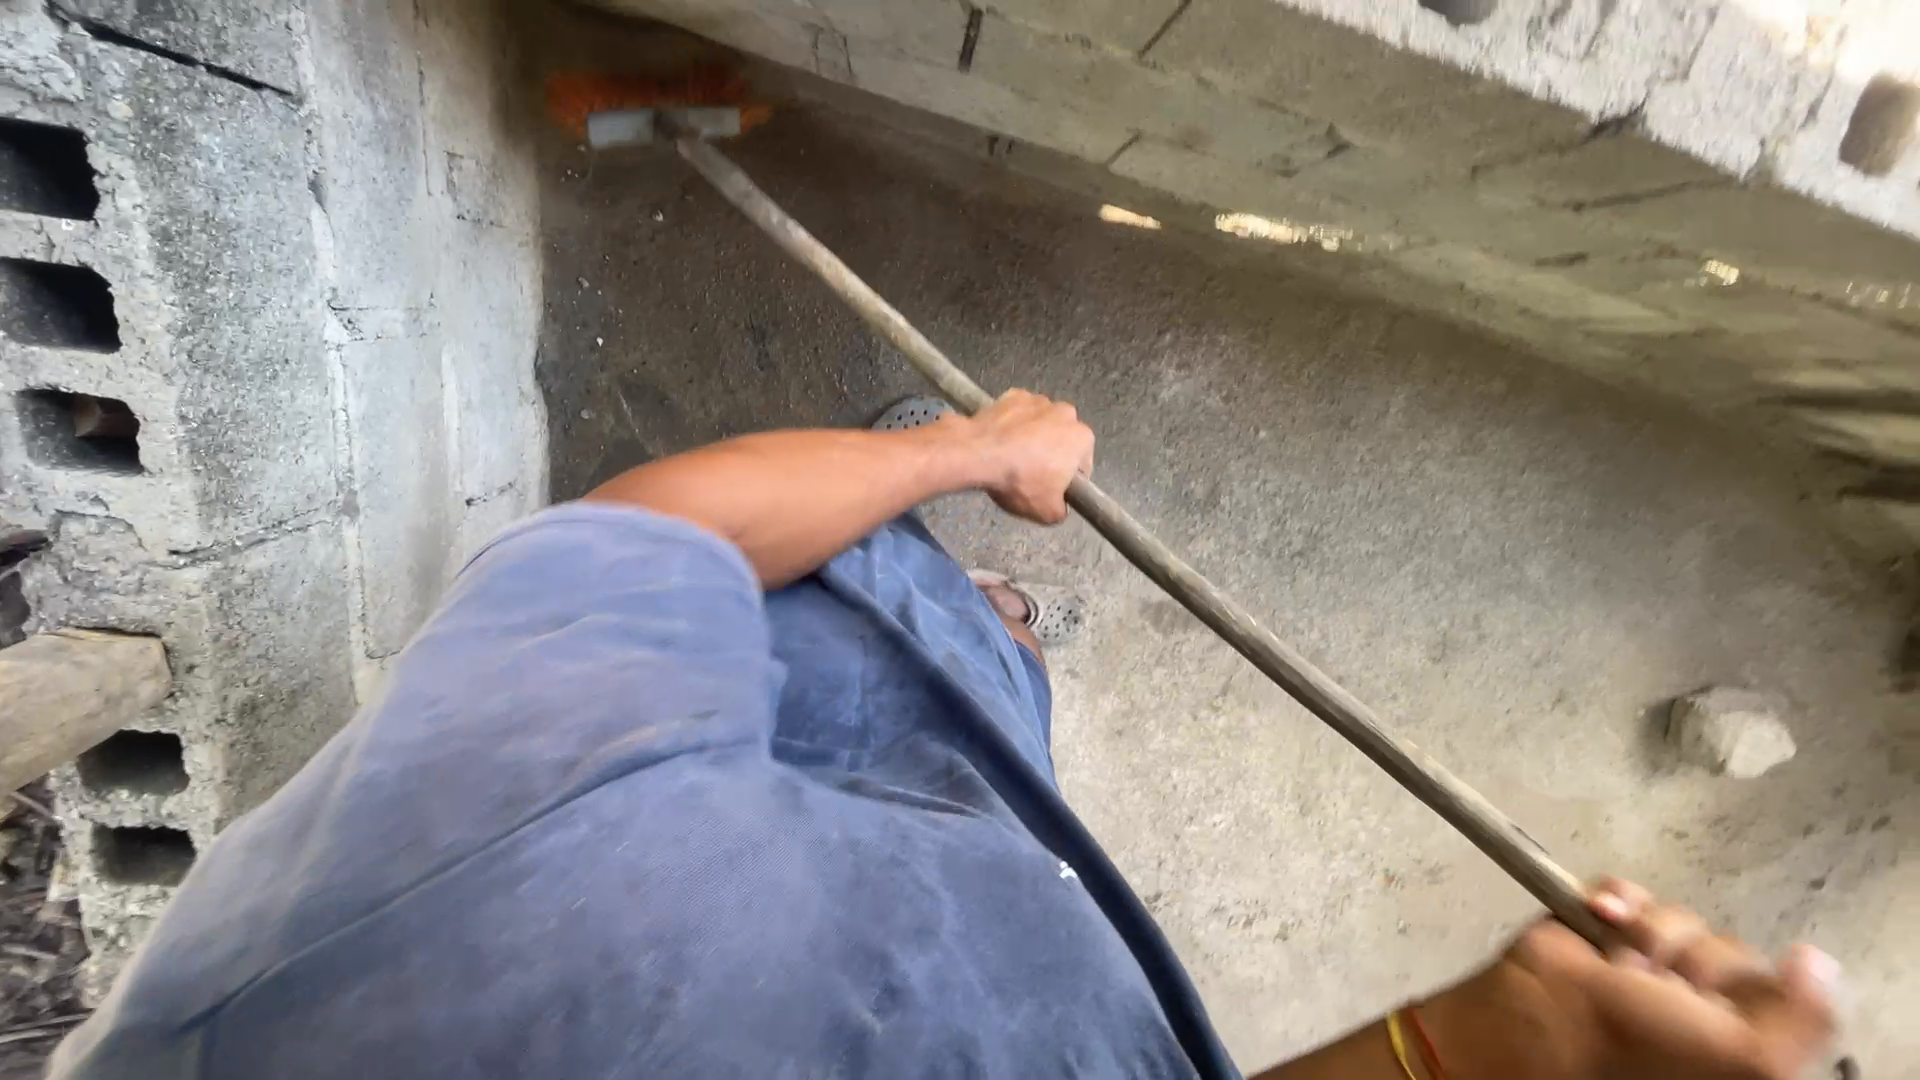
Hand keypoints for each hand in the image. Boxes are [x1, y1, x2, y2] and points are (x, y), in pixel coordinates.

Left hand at [951, 389, 1094, 524]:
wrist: (978, 454)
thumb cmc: (1019, 481)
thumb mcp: (1048, 513)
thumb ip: (1062, 510)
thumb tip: (1059, 506)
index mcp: (1082, 438)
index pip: (1082, 465)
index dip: (1067, 481)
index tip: (1051, 489)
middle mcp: (1066, 413)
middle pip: (1062, 440)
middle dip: (1051, 454)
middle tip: (1029, 474)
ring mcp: (1038, 401)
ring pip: (1041, 424)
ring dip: (1032, 437)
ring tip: (1012, 458)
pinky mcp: (1013, 395)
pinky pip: (1018, 413)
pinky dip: (1012, 424)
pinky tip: (1001, 441)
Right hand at [1420, 879, 1837, 1079]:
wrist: (1551, 1012)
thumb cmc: (1650, 1046)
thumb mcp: (1752, 1058)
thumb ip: (1803, 1017)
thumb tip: (1815, 957)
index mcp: (1739, 1030)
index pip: (1774, 985)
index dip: (1748, 989)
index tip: (1714, 1008)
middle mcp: (1698, 995)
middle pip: (1724, 947)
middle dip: (1691, 962)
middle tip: (1658, 986)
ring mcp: (1646, 956)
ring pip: (1674, 916)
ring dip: (1647, 934)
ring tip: (1620, 961)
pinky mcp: (1598, 921)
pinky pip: (1625, 890)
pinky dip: (1613, 897)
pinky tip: (1600, 914)